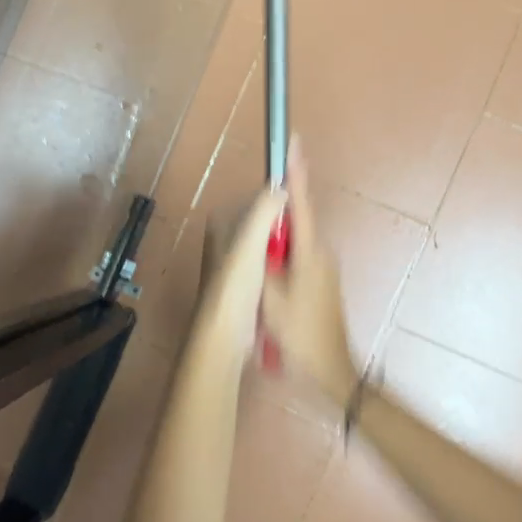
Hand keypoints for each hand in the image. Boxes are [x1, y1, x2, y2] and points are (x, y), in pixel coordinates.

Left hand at [189, 189, 287, 362]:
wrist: (224, 334)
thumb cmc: (235, 284)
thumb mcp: (250, 239)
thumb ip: (264, 208)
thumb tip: (282, 187)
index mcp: (221, 224)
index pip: (258, 203)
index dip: (279, 208)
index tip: (299, 221)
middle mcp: (224, 241)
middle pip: (265, 227)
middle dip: (283, 235)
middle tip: (301, 248)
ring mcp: (233, 266)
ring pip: (268, 250)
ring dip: (283, 256)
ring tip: (297, 266)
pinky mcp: (242, 288)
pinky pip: (269, 271)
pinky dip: (279, 275)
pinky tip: (288, 285)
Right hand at [259, 141, 359, 405]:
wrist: (332, 371)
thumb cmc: (300, 335)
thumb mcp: (270, 299)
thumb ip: (263, 262)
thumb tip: (258, 235)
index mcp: (309, 251)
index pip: (300, 203)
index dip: (295, 172)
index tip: (292, 142)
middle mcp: (321, 253)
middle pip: (292, 224)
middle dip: (270, 225)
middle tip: (248, 236)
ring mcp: (324, 268)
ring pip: (291, 246)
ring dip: (271, 251)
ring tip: (255, 274)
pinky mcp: (321, 282)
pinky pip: (295, 261)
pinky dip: (278, 265)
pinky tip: (265, 289)